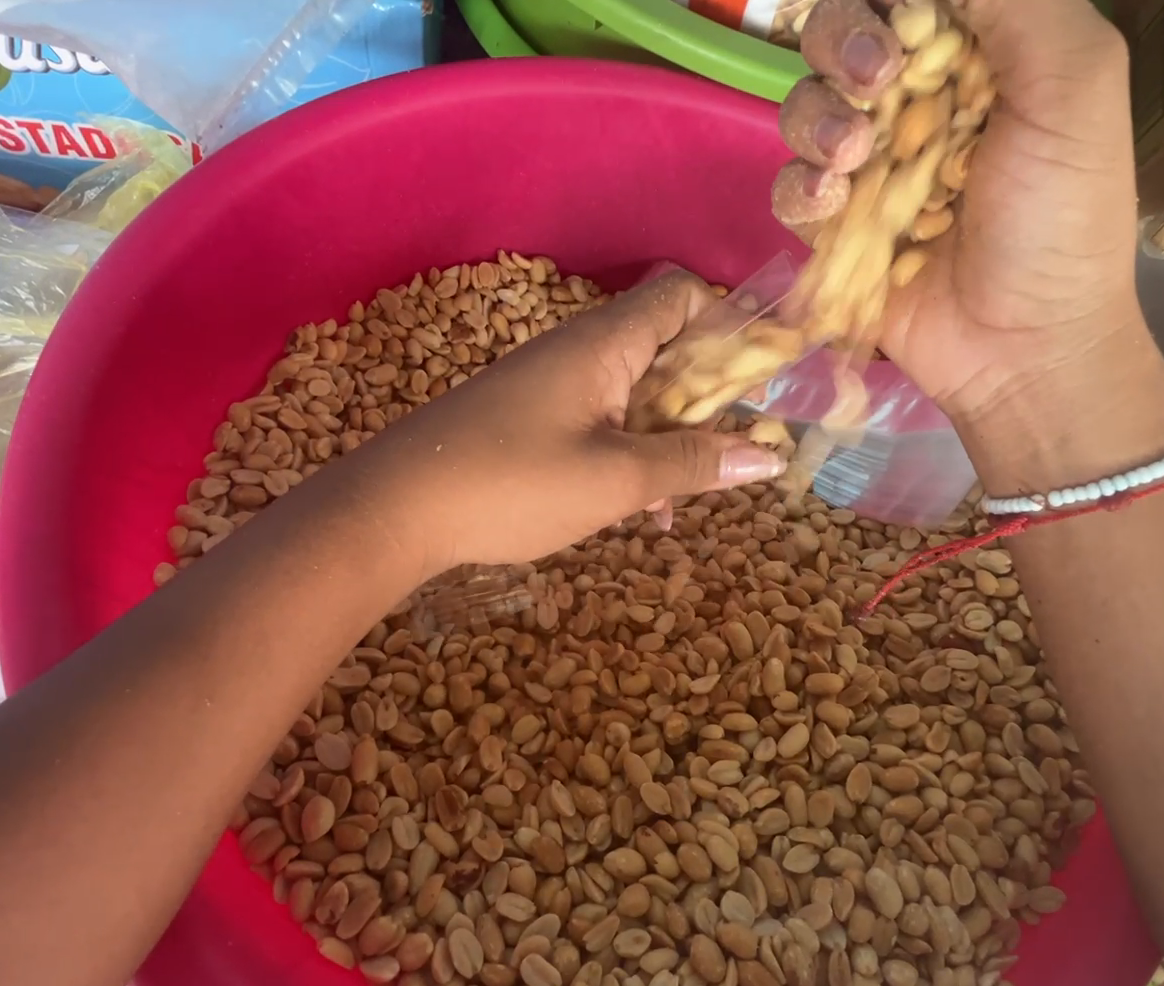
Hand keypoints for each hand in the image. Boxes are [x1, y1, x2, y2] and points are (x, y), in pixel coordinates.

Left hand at [319, 272, 788, 577]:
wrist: (396, 508)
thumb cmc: (513, 484)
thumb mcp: (616, 480)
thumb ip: (693, 463)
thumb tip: (767, 456)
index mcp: (605, 344)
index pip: (683, 297)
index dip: (733, 323)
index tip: (765, 376)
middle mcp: (580, 352)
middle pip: (667, 349)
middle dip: (709, 399)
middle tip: (739, 449)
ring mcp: (553, 386)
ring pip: (636, 396)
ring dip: (670, 439)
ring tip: (688, 496)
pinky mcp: (532, 420)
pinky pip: (601, 423)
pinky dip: (630, 456)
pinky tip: (643, 510)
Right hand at [772, 0, 1147, 424]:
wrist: (1021, 345)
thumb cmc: (1062, 219)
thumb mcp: (1074, 84)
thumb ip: (1017, 3)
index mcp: (979, 55)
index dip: (885, 0)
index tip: (899, 28)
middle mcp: (916, 102)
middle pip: (842, 35)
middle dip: (841, 41)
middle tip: (874, 82)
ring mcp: (870, 169)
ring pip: (805, 106)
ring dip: (816, 119)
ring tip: (854, 158)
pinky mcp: (837, 230)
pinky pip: (791, 190)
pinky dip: (799, 189)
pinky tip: (830, 203)